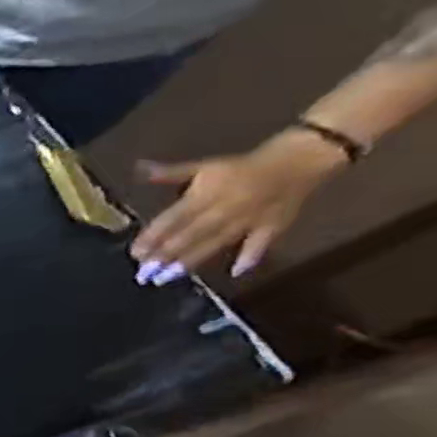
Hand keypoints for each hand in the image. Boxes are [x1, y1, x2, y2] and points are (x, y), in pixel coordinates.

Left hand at [129, 130, 348, 282]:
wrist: (301, 157)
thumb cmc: (239, 167)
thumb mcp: (203, 166)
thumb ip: (169, 173)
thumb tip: (140, 168)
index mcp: (207, 194)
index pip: (174, 218)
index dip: (154, 236)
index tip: (135, 253)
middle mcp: (226, 207)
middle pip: (191, 234)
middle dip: (166, 255)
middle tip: (143, 274)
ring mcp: (251, 217)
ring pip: (216, 242)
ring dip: (191, 261)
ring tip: (165, 279)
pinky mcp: (274, 224)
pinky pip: (263, 241)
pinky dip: (251, 256)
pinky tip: (235, 272)